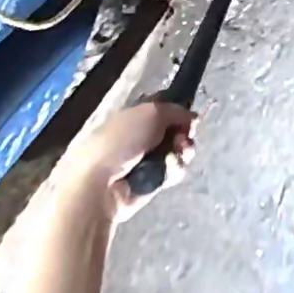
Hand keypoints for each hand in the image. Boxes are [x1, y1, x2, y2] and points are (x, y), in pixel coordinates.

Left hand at [59, 100, 197, 219]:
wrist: (100, 183)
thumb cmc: (122, 139)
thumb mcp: (151, 112)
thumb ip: (176, 111)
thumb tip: (193, 117)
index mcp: (135, 114)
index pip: (164, 109)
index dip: (179, 112)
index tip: (188, 117)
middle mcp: (141, 135)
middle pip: (175, 130)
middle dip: (185, 133)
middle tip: (185, 138)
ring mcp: (147, 160)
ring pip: (177, 151)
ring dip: (183, 151)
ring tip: (180, 153)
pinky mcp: (152, 182)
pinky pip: (173, 172)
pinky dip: (175, 169)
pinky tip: (170, 168)